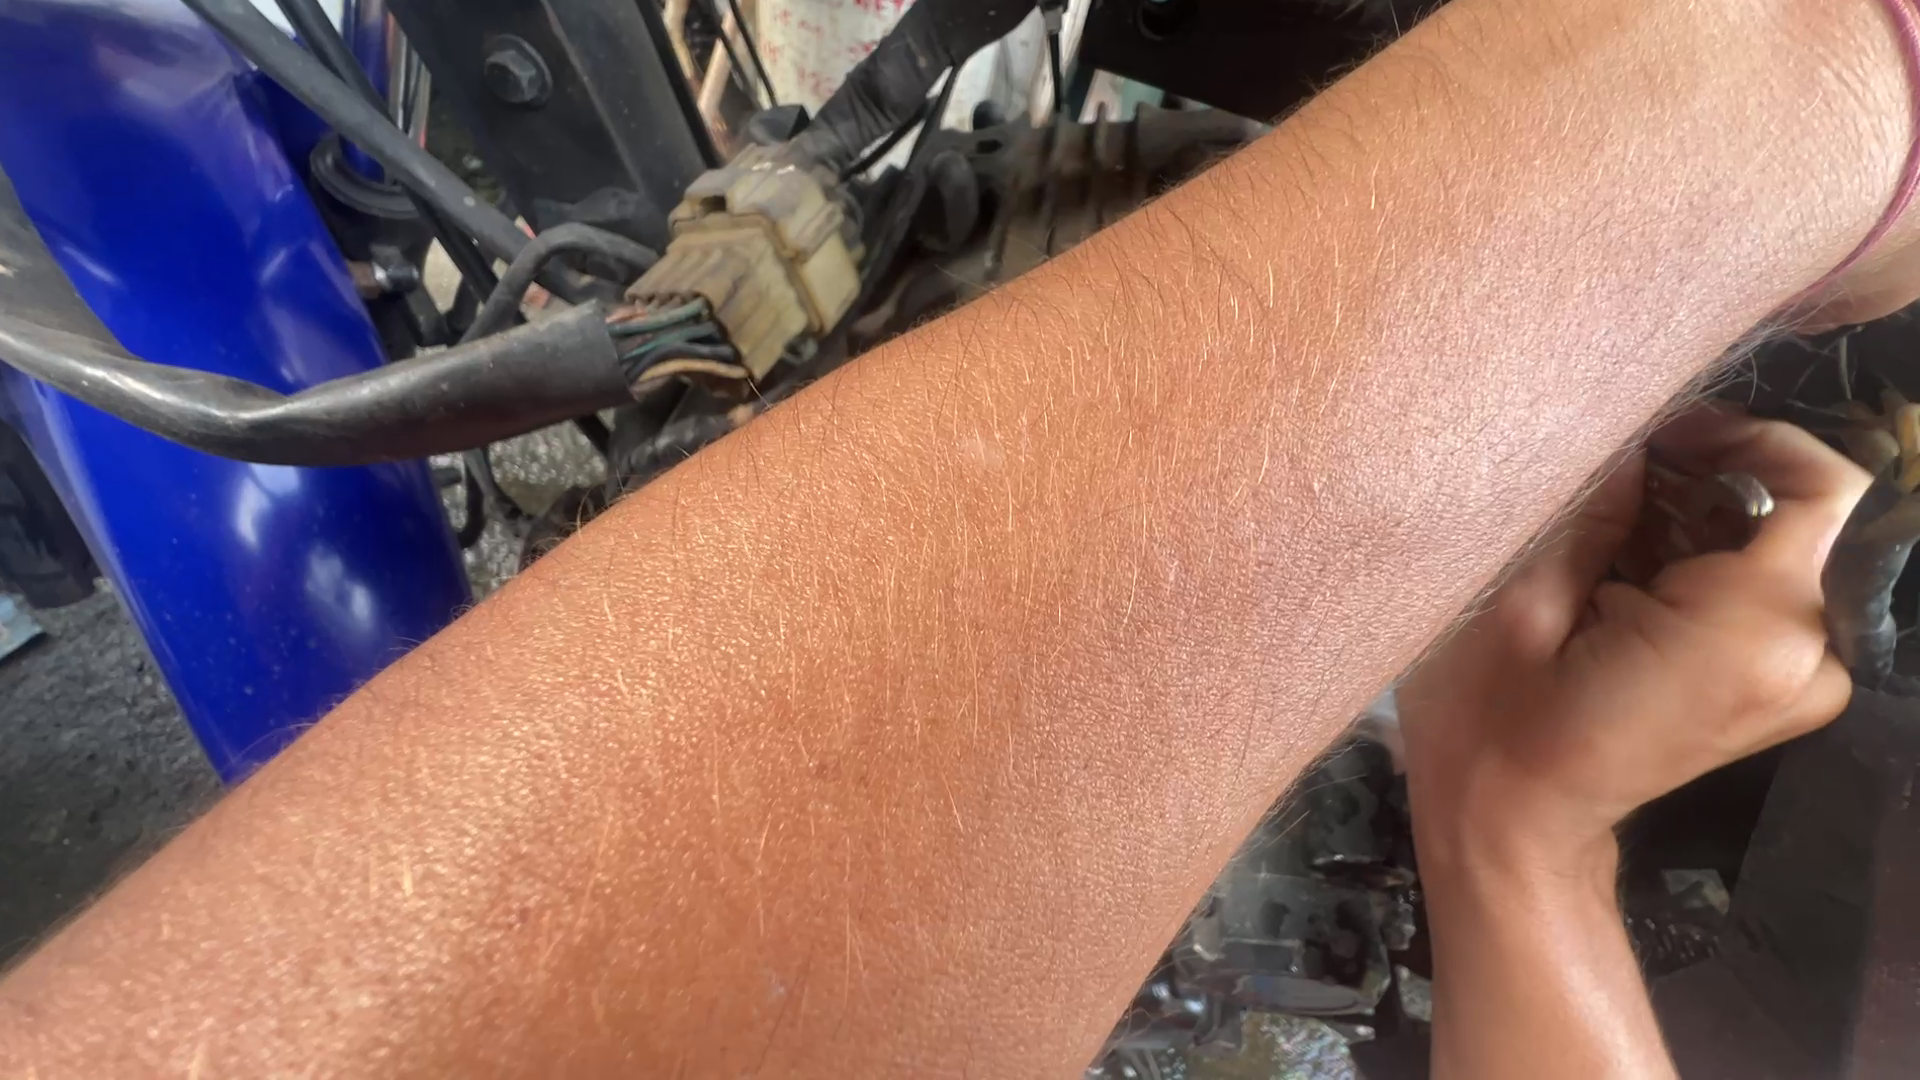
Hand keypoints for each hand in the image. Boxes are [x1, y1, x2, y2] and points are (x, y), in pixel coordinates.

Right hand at [1400, 410, 1869, 875]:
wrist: (1509, 822)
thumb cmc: (1491, 717)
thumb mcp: (1521, 607)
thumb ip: (1592, 521)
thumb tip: (1626, 449)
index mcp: (1749, 630)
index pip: (1818, 491)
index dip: (1749, 438)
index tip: (1659, 432)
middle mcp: (1807, 656)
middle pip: (1792, 524)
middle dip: (1700, 487)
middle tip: (1597, 488)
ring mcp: (1797, 682)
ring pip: (1769, 561)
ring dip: (1688, 530)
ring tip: (1590, 539)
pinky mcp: (1771, 694)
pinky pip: (1753, 604)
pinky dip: (1693, 572)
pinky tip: (1612, 584)